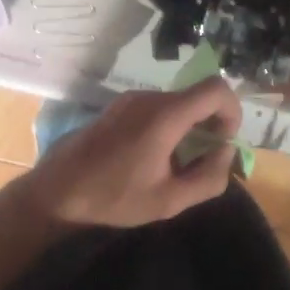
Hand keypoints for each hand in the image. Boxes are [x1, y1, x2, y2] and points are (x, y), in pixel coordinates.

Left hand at [18, 78, 242, 227]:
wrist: (56, 191)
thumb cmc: (112, 197)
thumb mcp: (169, 201)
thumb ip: (208, 178)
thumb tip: (225, 153)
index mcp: (164, 115)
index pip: (216, 89)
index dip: (232, 112)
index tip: (222, 143)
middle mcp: (148, 98)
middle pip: (196, 96)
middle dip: (210, 125)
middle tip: (200, 161)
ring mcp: (129, 100)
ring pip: (176, 102)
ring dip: (188, 128)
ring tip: (175, 165)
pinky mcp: (116, 108)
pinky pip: (155, 108)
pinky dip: (167, 127)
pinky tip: (152, 159)